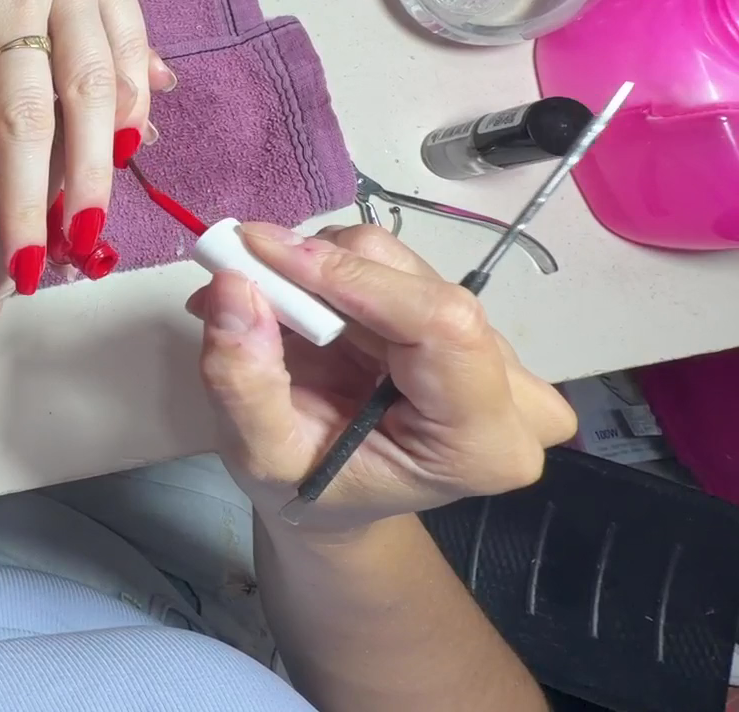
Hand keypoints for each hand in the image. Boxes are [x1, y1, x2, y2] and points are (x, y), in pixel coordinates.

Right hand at [187, 223, 577, 539]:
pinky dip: (317, 271)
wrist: (336, 495)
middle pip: (411, 283)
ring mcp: (493, 353)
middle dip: (309, 271)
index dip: (346, 276)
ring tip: (258, 303)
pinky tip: (287, 304)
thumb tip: (233, 283)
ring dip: (309, 269)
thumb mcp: (258, 454)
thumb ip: (242, 379)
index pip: (439, 322)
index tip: (257, 252)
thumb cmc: (306, 487)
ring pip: (392, 262)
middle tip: (236, 279)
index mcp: (480, 441)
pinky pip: (382, 266)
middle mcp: (513, 391)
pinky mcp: (457, 324)